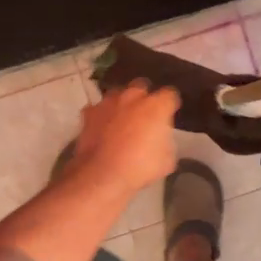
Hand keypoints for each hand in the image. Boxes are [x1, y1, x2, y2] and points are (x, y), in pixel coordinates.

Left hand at [63, 81, 179, 194]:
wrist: (102, 174)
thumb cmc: (140, 167)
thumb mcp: (167, 160)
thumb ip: (166, 141)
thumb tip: (161, 139)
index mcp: (157, 106)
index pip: (170, 95)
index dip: (170, 104)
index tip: (170, 114)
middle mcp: (133, 96)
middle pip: (142, 87)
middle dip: (145, 98)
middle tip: (145, 115)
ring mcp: (109, 102)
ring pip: (118, 94)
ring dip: (122, 103)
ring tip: (122, 119)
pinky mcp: (90, 112)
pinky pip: (99, 108)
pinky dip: (102, 115)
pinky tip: (102, 127)